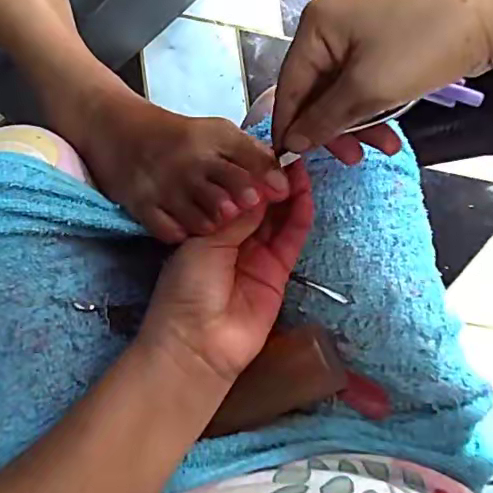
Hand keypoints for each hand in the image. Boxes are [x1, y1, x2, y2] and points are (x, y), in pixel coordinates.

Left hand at [137, 162, 314, 382]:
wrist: (199, 343)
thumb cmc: (188, 289)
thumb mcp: (205, 242)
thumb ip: (236, 215)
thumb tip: (261, 185)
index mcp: (207, 228)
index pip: (233, 194)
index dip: (248, 174)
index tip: (263, 149)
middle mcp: (233, 239)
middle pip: (258, 203)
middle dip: (271, 178)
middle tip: (287, 150)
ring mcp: (257, 255)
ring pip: (278, 216)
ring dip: (288, 191)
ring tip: (299, 163)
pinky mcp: (278, 271)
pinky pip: (291, 237)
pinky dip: (299, 214)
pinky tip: (304, 192)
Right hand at [272, 0, 492, 164]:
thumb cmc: (423, 45)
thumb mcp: (368, 90)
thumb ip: (324, 120)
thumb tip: (291, 142)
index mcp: (317, 24)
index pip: (289, 84)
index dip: (291, 126)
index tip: (293, 162)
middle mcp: (332, 21)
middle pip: (317, 88)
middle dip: (335, 126)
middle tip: (353, 158)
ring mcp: (361, 27)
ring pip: (344, 87)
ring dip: (360, 121)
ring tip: (385, 147)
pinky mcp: (387, 35)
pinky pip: (366, 78)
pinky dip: (376, 103)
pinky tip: (393, 127)